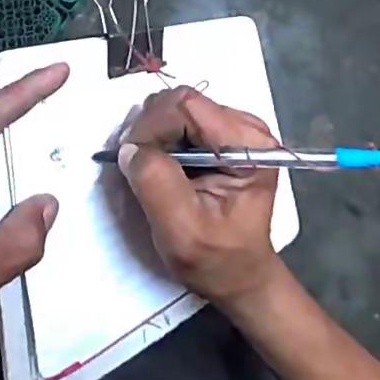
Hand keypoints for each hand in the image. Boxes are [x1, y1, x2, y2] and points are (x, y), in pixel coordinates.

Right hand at [117, 87, 287, 306]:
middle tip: (134, 163)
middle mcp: (246, 126)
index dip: (152, 125)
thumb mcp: (183, 233)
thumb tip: (130, 148)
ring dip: (153, 131)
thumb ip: (157, 184)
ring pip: (177, 106)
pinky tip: (160, 163)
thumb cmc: (217, 261)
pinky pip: (180, 118)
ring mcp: (234, 126)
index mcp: (249, 145)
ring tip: (146, 166)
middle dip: (150, 128)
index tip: (131, 158)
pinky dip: (161, 136)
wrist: (239, 277)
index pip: (188, 106)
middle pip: (182, 101)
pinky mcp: (220, 133)